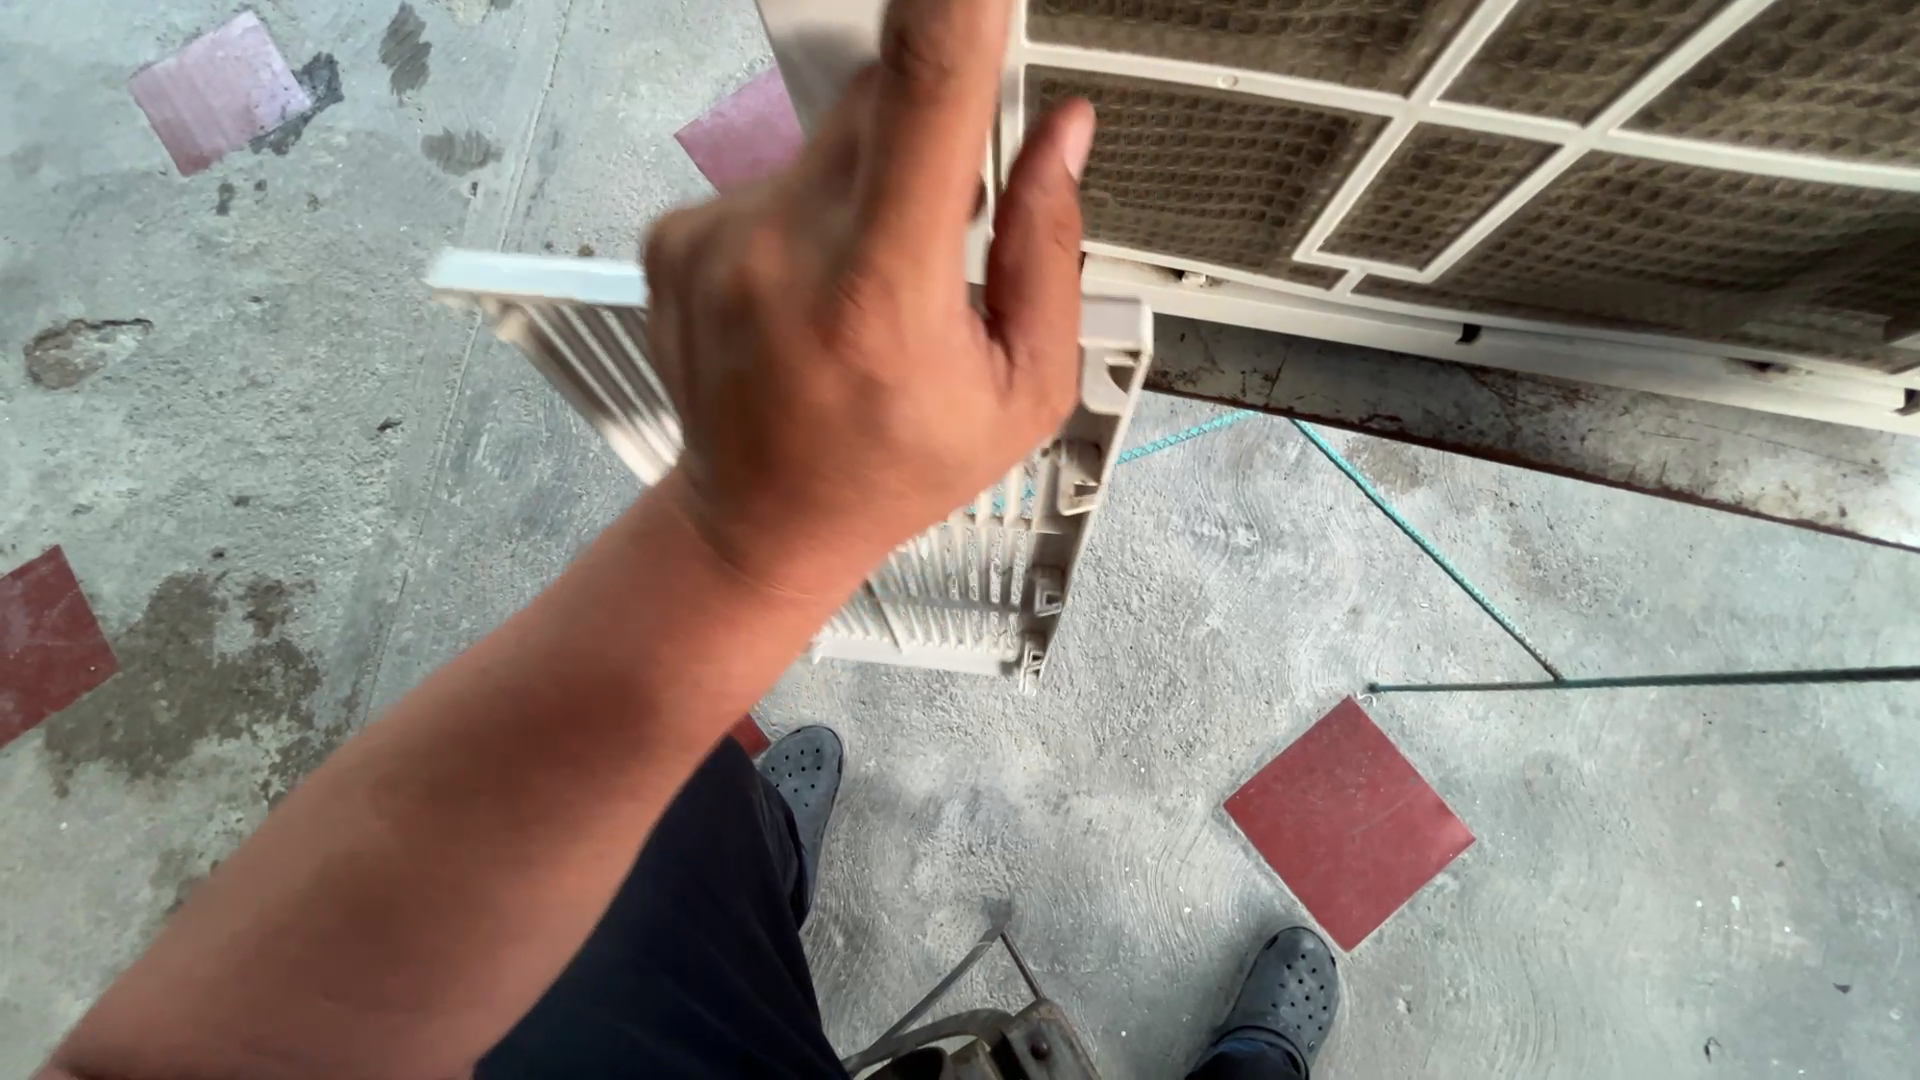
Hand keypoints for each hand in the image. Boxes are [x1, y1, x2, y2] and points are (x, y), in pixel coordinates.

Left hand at [642, 0, 1094, 598]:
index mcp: (884, 298)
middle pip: (881, 96)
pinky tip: (811, 297)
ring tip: (869, 292)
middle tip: (944, 228)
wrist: (765, 523)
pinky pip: (774, 176)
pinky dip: (811, 214)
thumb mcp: (1022, 398)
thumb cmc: (895, 473)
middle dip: (933, 139)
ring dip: (872, 185)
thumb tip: (1060, 139)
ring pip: (829, 137)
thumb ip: (1050, 257)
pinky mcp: (677, 237)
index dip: (962, 5)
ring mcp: (716, 240)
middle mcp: (784, 251)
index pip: (928, 86)